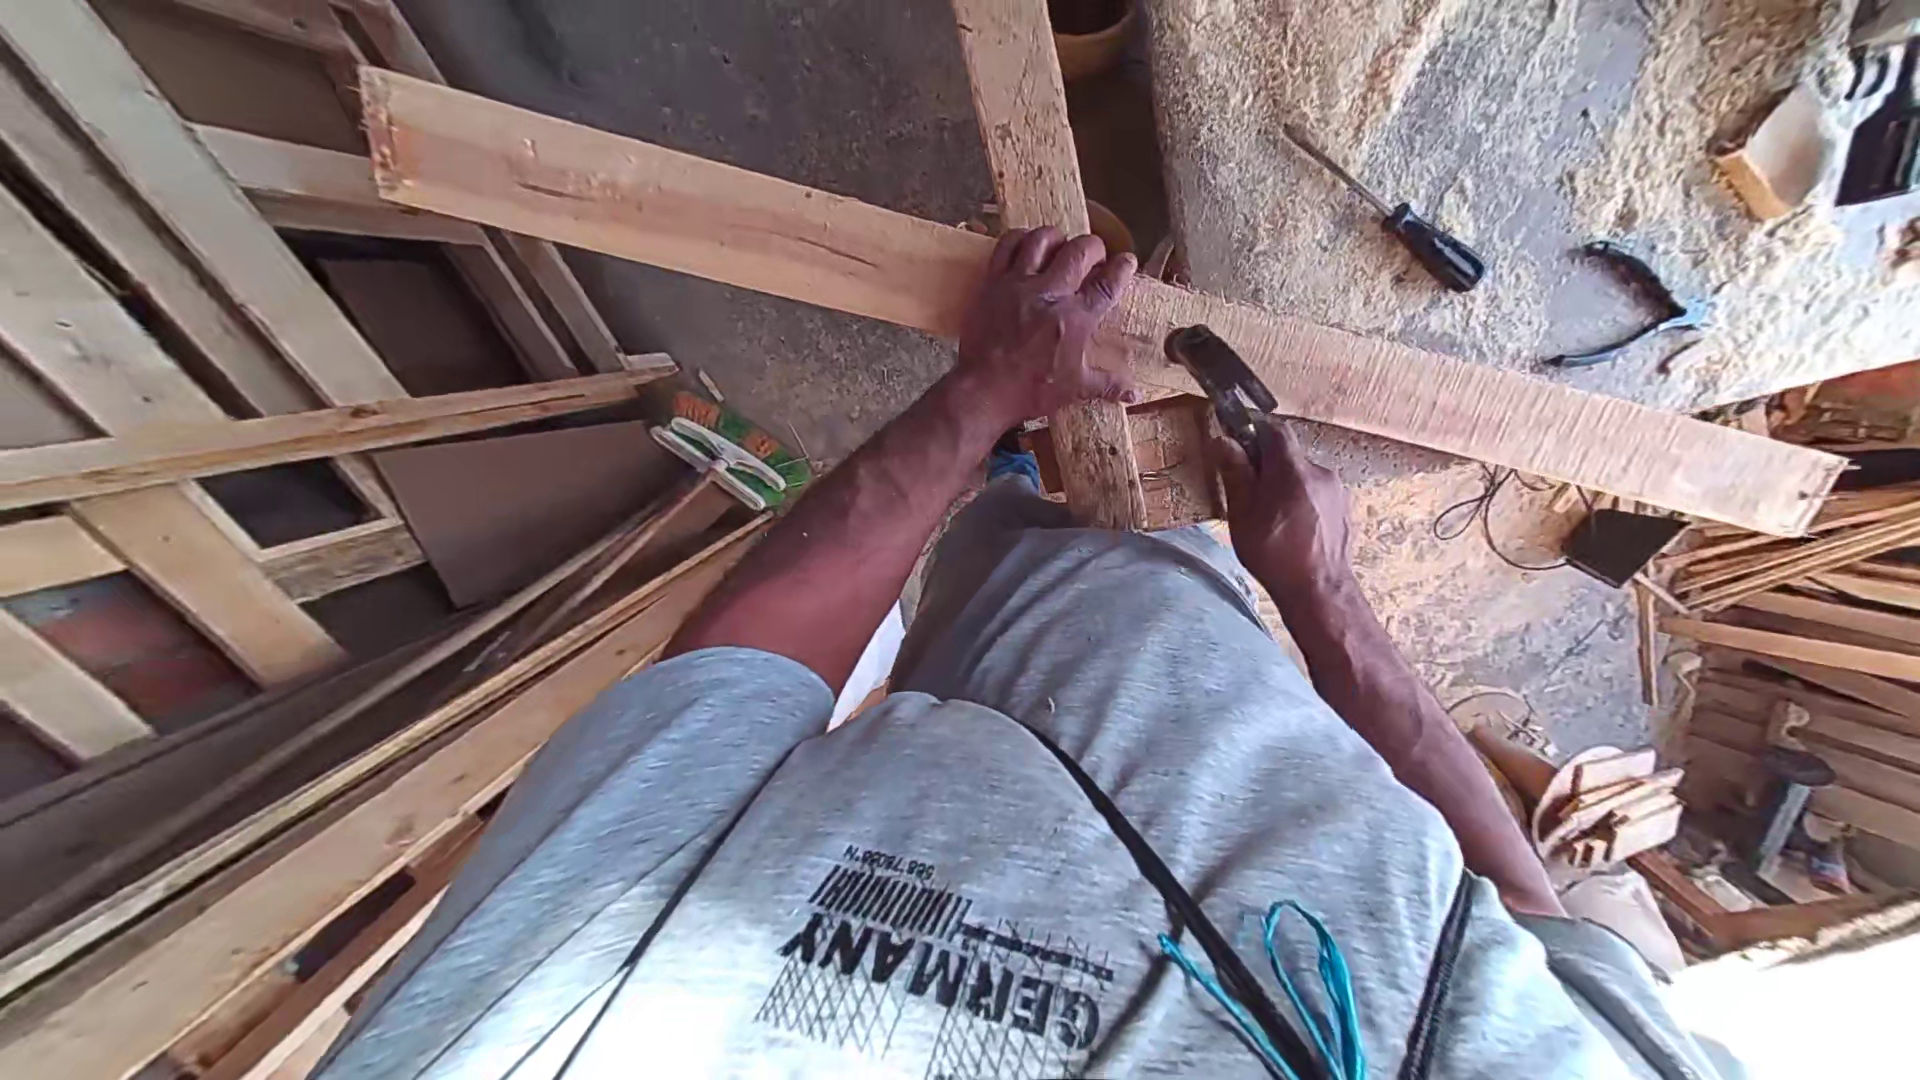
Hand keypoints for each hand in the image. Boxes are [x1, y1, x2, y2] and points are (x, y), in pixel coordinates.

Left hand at [955, 226, 1138, 425]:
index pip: (1107, 284)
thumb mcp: (1074, 389)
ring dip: (1058, 238)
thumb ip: (1107, 384)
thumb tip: (1134, 393)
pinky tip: (1027, 244)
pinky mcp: (993, 283)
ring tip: (1061, 246)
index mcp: (1075, 320)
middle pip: (1080, 251)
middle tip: (1094, 256)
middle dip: (1094, 248)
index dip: (1121, 268)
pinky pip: (1007, 246)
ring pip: (1043, 239)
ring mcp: (1019, 285)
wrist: (984, 390)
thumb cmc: (1029, 391)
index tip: (1126, 262)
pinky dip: (1020, 238)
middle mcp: (1050, 295)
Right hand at [1215, 419, 1352, 595]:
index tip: (1237, 441)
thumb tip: (1224, 442)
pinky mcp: (1343, 509)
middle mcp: (1320, 473)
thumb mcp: (1242, 513)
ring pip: (1303, 475)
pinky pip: (1316, 493)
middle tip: (1246, 489)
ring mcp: (1337, 491)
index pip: (1274, 430)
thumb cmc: (1274, 553)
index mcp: (1292, 469)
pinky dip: (1300, 500)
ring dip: (1284, 485)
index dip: (1253, 431)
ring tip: (1268, 514)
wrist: (1318, 589)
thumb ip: (1235, 473)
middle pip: (1288, 455)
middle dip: (1266, 465)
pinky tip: (1289, 526)